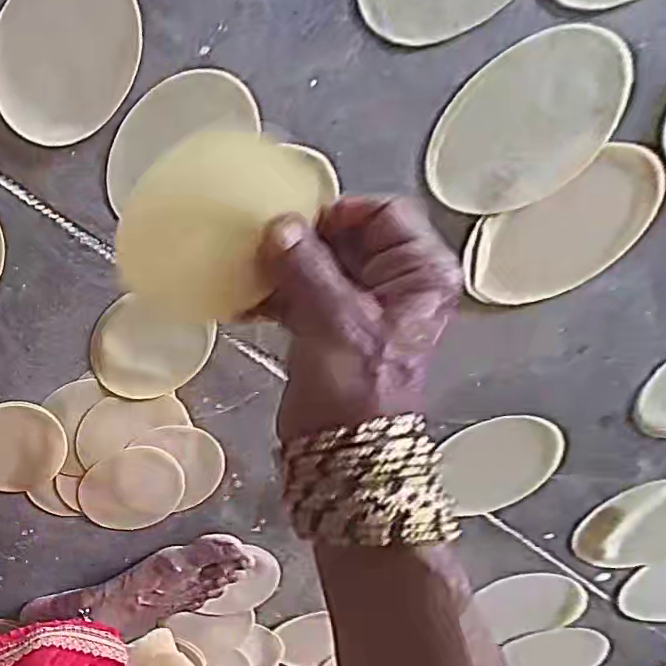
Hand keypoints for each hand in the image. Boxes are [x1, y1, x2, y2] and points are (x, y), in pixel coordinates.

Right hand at [257, 197, 461, 439]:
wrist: (342, 450)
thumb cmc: (354, 388)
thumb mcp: (335, 321)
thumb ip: (307, 270)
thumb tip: (279, 226)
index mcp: (419, 274)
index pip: (383, 215)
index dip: (339, 214)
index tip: (295, 223)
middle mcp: (394, 286)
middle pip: (347, 242)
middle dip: (304, 242)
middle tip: (263, 246)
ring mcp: (359, 311)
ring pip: (320, 270)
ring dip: (285, 269)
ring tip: (249, 272)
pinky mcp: (328, 333)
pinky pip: (302, 299)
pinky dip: (276, 296)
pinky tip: (246, 300)